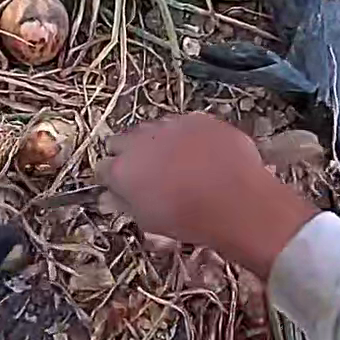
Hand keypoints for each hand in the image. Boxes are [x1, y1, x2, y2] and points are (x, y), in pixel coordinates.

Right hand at [99, 113, 318, 276]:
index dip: (112, 178)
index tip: (122, 186)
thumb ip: (125, 203)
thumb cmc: (189, 219)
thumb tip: (110, 197)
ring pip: (153, 129)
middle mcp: (140, 140)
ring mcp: (170, 125)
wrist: (236, 201)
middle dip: (129, 154)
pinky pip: (184, 125)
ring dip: (157, 142)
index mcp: (122, 169)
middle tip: (146, 173)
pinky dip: (187, 136)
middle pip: (122, 141)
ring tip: (176, 163)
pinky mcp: (197, 118)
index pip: (103, 167)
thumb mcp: (149, 220)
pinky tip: (201, 154)